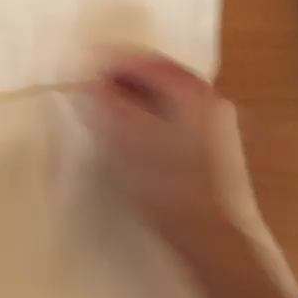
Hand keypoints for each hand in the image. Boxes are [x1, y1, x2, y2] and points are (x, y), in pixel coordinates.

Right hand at [85, 51, 232, 252]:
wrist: (214, 236)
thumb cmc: (168, 184)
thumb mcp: (127, 139)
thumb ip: (108, 103)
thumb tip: (91, 80)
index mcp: (193, 92)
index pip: (146, 61)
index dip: (110, 61)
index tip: (80, 68)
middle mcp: (210, 99)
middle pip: (160, 76)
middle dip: (123, 78)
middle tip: (90, 88)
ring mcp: (216, 123)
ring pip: (167, 96)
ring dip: (135, 97)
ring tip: (104, 110)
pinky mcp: (213, 146)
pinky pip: (174, 114)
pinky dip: (149, 113)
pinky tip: (131, 133)